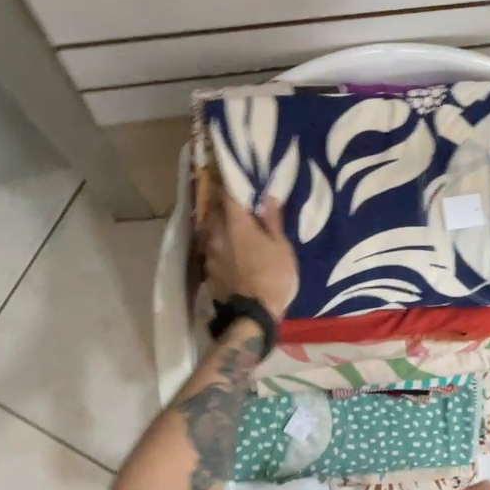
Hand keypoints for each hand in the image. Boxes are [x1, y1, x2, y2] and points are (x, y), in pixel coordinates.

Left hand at [204, 190, 299, 317]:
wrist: (251, 316)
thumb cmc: (273, 278)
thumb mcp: (282, 248)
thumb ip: (272, 221)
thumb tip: (267, 196)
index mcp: (236, 223)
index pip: (226, 193)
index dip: (226, 181)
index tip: (228, 172)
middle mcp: (216, 233)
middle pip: (214, 211)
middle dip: (221, 203)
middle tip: (231, 200)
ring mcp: (209, 253)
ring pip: (210, 231)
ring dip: (218, 226)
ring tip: (230, 227)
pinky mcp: (207, 271)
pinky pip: (211, 251)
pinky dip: (218, 247)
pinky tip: (227, 252)